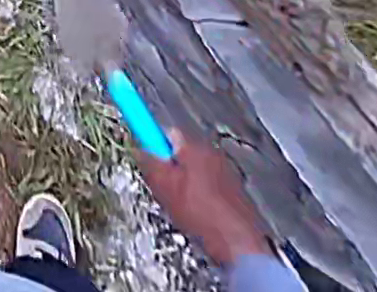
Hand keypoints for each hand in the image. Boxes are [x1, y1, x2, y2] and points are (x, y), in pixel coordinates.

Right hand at [135, 129, 273, 266]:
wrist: (239, 245)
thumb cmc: (200, 212)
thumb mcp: (163, 185)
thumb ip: (147, 161)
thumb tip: (137, 148)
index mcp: (193, 145)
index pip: (165, 131)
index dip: (152, 143)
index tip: (145, 150)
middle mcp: (212, 152)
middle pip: (180, 152)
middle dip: (170, 167)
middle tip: (163, 187)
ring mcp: (228, 172)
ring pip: (196, 170)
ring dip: (186, 182)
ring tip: (181, 205)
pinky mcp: (237, 192)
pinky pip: (211, 185)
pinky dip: (203, 195)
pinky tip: (199, 214)